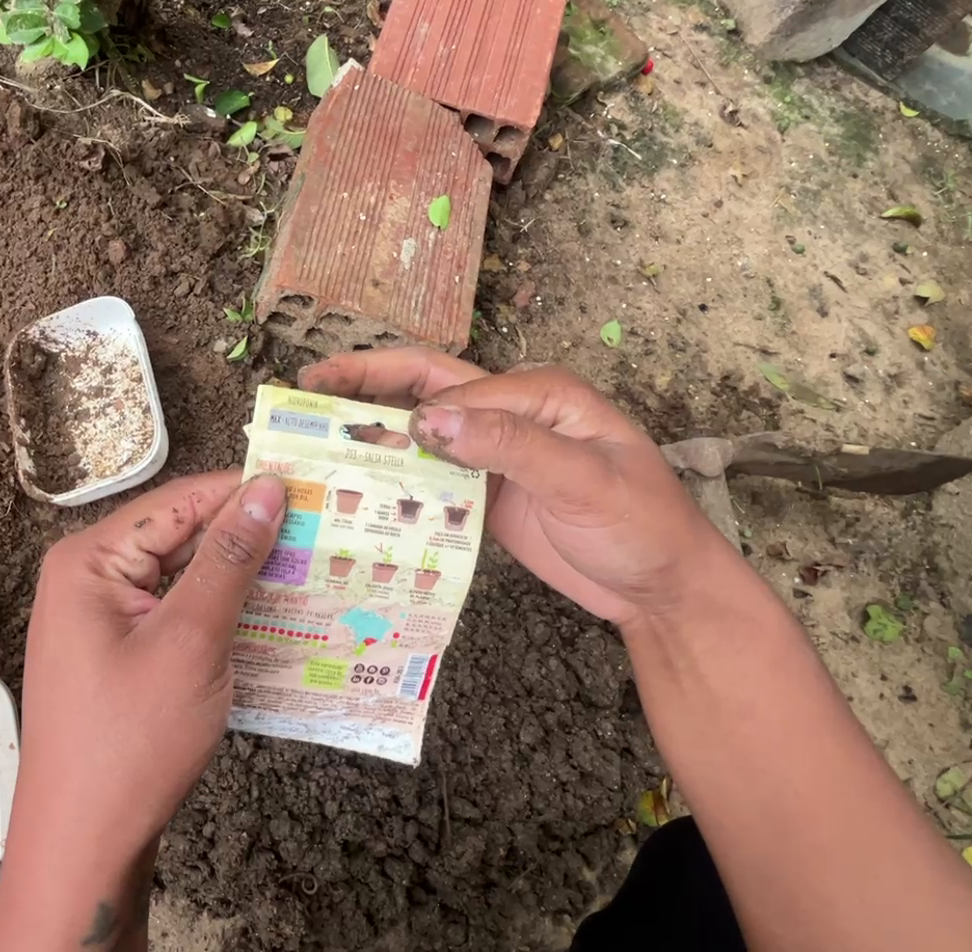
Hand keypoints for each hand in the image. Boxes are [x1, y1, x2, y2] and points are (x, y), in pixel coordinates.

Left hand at [14, 470, 285, 859]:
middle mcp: (88, 576)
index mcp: (90, 559)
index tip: (307, 487)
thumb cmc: (131, 742)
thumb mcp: (189, 640)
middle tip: (316, 528)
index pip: (178, 502)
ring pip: (180, 574)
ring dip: (236, 575)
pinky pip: (174, 610)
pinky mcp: (118, 650)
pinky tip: (265, 613)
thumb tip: (265, 490)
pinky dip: (217, 610)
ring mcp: (100, 616)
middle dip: (243, 535)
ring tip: (302, 566)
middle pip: (178, 535)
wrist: (84, 847)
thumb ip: (228, 559)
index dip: (242, 491)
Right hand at [299, 348, 729, 623]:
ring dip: (374, 426)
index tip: (365, 432)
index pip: (456, 386)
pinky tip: (359, 482)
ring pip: (422, 429)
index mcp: (538, 392)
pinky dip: (394, 473)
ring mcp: (495, 451)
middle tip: (310, 382)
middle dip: (368, 381)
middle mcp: (510, 411)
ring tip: (320, 431)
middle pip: (428, 386)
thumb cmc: (641, 526)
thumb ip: (509, 444)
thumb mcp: (582, 480)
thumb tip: (428, 419)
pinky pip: (430, 474)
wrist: (661, 589)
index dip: (406, 403)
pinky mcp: (485, 490)